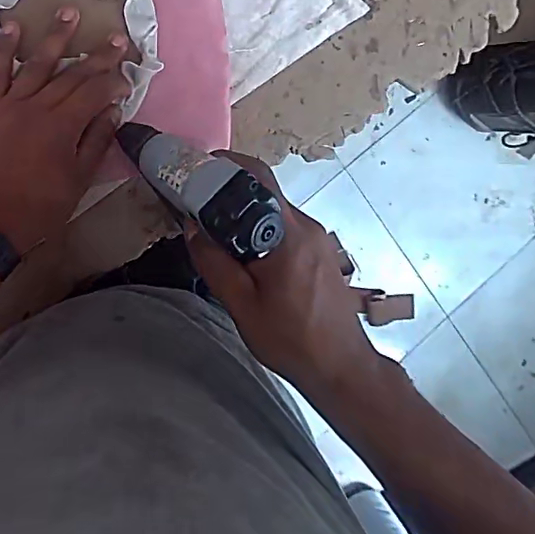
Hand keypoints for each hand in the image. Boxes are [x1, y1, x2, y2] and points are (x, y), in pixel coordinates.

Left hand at [0, 8, 128, 253]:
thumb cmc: (42, 205)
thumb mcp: (79, 178)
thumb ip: (97, 140)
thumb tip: (113, 109)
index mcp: (63, 127)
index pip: (95, 92)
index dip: (115, 82)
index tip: (128, 80)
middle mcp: (38, 108)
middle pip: (73, 75)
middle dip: (98, 56)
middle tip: (117, 38)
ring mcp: (11, 105)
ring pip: (38, 65)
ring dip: (55, 38)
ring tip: (68, 12)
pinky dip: (4, 49)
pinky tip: (12, 27)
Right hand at [185, 153, 389, 401]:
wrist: (342, 366)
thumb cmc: (292, 340)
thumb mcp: (241, 306)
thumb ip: (215, 263)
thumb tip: (192, 228)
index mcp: (287, 236)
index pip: (257, 179)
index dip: (224, 167)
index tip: (196, 172)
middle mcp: (306, 227)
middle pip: (266, 189)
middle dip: (231, 186)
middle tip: (198, 197)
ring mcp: (317, 237)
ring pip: (275, 209)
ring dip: (246, 212)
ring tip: (217, 229)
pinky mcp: (320, 250)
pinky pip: (286, 226)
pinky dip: (263, 228)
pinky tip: (246, 251)